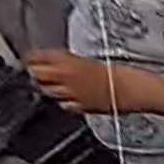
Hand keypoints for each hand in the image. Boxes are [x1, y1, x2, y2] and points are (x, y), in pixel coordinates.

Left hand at [27, 50, 163, 116]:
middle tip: (43, 78)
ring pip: (47, 91)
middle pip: (35, 74)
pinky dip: (64, 103)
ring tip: (57, 90)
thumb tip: (47, 64)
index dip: (33, 60)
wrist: (130, 89)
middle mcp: (63, 75)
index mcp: (62, 60)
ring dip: (49, 90)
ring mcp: (72, 92)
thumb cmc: (110, 75)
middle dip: (37, 75)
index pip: (33, 57)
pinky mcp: (82, 106)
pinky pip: (65, 105)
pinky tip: (71, 101)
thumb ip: (61, 62)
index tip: (36, 63)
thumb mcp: (80, 61)